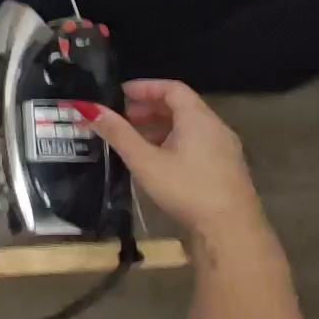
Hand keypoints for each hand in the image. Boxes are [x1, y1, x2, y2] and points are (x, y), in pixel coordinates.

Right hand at [74, 80, 268, 242]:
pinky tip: (155, 157)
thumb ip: (116, 132)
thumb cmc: (186, 189)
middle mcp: (216, 128)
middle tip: (121, 117)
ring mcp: (224, 148)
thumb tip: (86, 107)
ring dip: (158, 123)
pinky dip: (172, 138)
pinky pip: (196, 140)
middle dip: (147, 106)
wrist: (231, 231)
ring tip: (133, 138)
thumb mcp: (143, 159)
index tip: (118, 94)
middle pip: (181, 105)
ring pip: (188, 124)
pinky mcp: (225, 166)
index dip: (144, 87)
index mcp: (199, 120)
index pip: (172, 88)